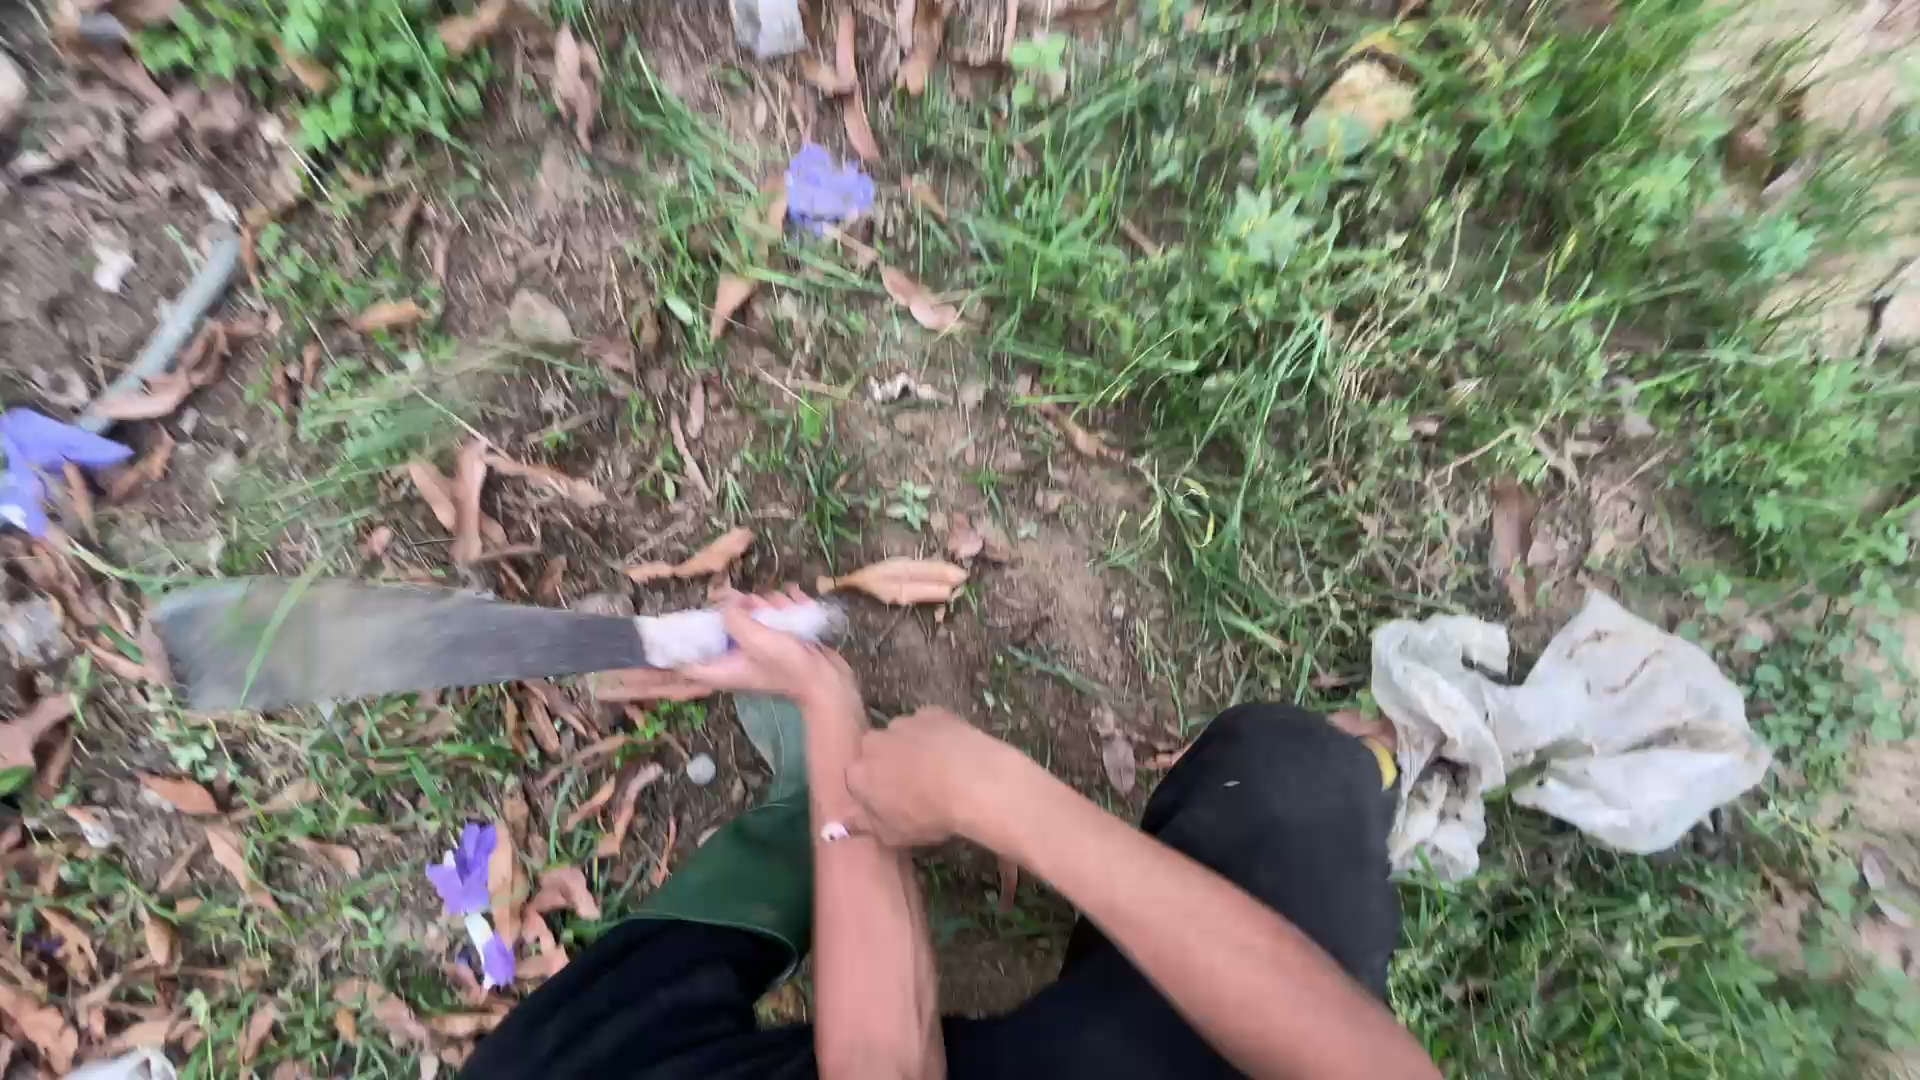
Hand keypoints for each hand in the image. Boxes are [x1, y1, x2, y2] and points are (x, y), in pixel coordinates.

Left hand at [674, 587, 859, 710]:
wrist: (827, 681)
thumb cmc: (787, 666)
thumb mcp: (756, 639)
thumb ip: (734, 617)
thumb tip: (726, 600)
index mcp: (722, 668)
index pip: (686, 660)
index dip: (683, 639)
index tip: (690, 615)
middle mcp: (738, 657)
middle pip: (727, 623)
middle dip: (747, 607)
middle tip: (759, 606)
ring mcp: (761, 647)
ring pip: (757, 612)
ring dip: (775, 604)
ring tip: (789, 609)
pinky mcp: (782, 639)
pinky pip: (779, 614)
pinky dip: (790, 606)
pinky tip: (800, 605)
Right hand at [845, 707, 1029, 847]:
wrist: (970, 781)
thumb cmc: (927, 815)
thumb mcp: (892, 835)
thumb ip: (864, 825)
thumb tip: (839, 826)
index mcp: (859, 773)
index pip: (857, 780)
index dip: (874, 792)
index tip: (892, 803)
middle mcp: (874, 742)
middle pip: (875, 752)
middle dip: (888, 764)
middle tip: (913, 785)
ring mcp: (903, 723)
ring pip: (901, 736)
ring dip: (912, 748)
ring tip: (938, 769)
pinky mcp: (931, 712)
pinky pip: (927, 724)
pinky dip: (935, 735)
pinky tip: (953, 752)